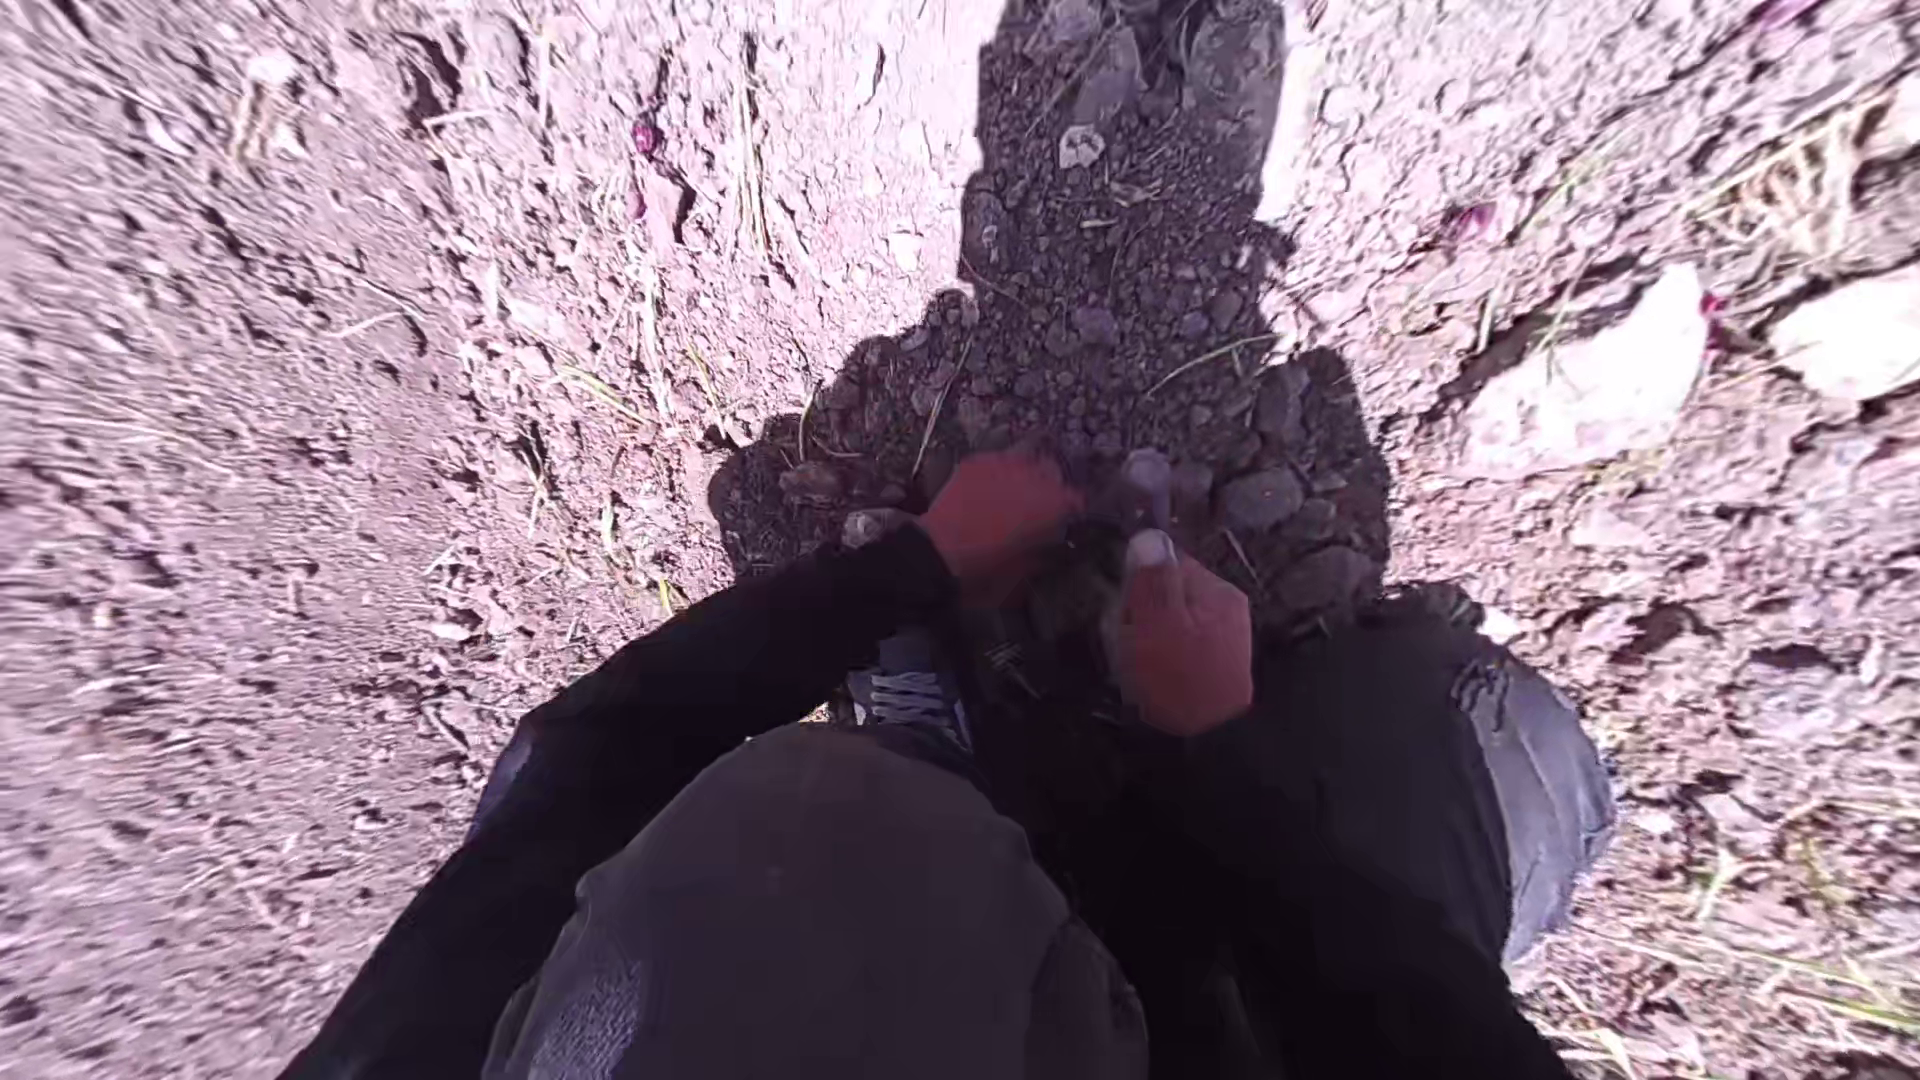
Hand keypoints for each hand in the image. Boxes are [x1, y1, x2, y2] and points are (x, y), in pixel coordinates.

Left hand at [919, 449, 1081, 593]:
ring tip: (1020, 481)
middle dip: (1052, 482)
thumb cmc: (988, 569)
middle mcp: (1034, 475)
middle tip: (1042, 500)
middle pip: (1054, 468)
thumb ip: (1045, 549)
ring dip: (1028, 465)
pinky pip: (997, 456)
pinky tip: (993, 481)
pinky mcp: (976, 461)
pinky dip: (1000, 467)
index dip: (1074, 510)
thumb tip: (1051, 542)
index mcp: (1054, 503)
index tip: (1069, 520)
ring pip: (1029, 449)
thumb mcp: (1025, 568)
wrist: (939, 554)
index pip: (1078, 498)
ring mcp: (1004, 462)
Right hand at [1111, 529, 1252, 736]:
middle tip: (1130, 643)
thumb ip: (1153, 580)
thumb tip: (1147, 534)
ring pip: (1163, 618)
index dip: (1138, 582)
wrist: (1209, 747)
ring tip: (1136, 666)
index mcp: (1216, 592)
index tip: (1126, 610)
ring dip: (1141, 636)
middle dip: (1138, 612)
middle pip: (1163, 589)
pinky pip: (1171, 643)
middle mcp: (1222, 607)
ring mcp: (1218, 636)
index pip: (1165, 562)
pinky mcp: (1210, 662)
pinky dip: (1154, 655)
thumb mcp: (1159, 627)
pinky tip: (1148, 677)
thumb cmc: (1179, 683)